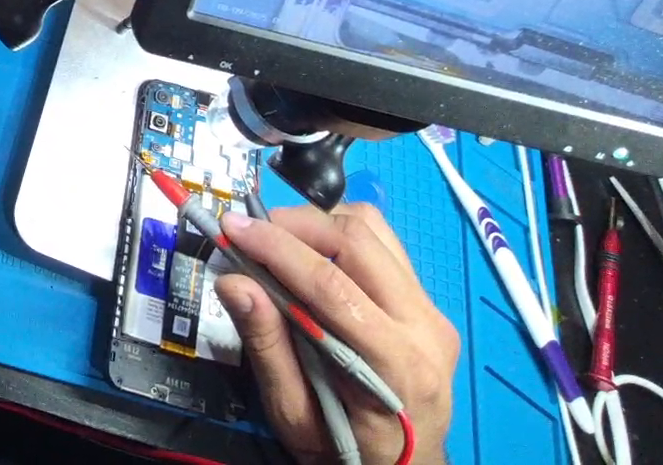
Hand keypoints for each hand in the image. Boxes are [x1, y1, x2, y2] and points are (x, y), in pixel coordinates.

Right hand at [215, 204, 458, 464]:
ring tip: (276, 237)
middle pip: (355, 242)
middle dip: (292, 224)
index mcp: (396, 365)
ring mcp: (431, 310)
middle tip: (248, 230)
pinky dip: (338, 231)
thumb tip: (232, 281)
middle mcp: (424, 327)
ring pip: (371, 228)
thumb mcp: (293, 413)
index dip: (276, 247)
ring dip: (316, 221)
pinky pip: (381, 240)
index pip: (330, 284)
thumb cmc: (343, 449)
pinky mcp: (426, 300)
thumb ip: (266, 345)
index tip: (231, 226)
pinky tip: (311, 249)